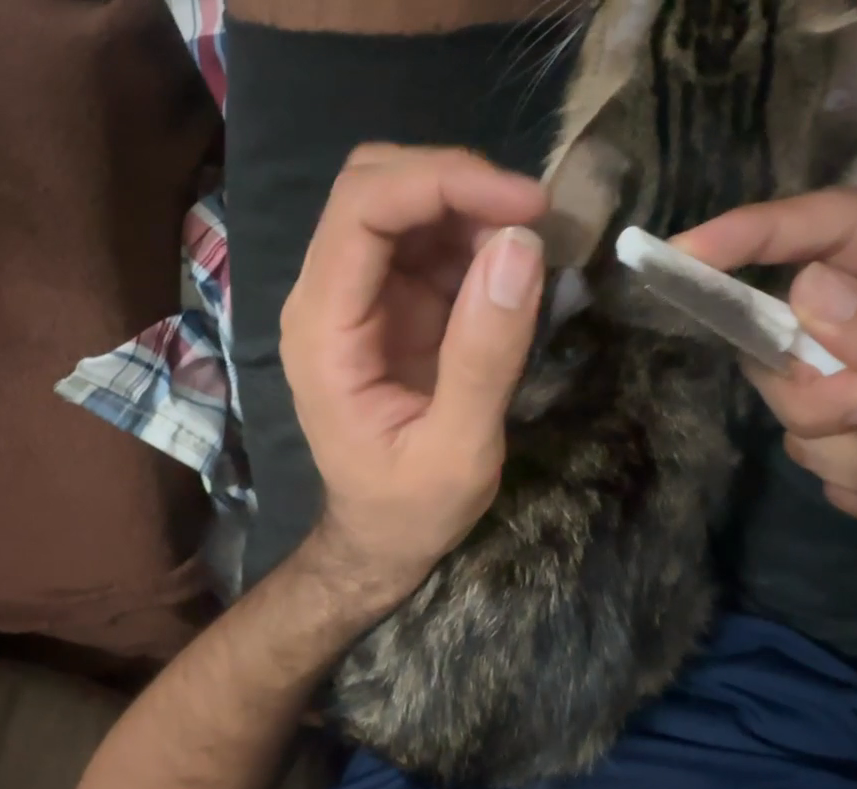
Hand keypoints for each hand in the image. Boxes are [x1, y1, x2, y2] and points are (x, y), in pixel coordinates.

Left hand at [281, 144, 547, 601]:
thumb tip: (521, 247)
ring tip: (531, 250)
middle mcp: (325, 299)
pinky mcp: (387, 302)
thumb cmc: (409, 509)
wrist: (380, 537)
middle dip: (455, 182)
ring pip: (399, 200)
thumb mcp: (457, 452)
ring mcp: (355, 296)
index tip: (528, 205)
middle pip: (372, 185)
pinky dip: (472, 234)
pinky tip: (510, 268)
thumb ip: (484, 356)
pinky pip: (424, 237)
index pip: (361, 210)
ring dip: (469, 206)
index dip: (443, 182)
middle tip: (533, 220)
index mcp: (323, 333)